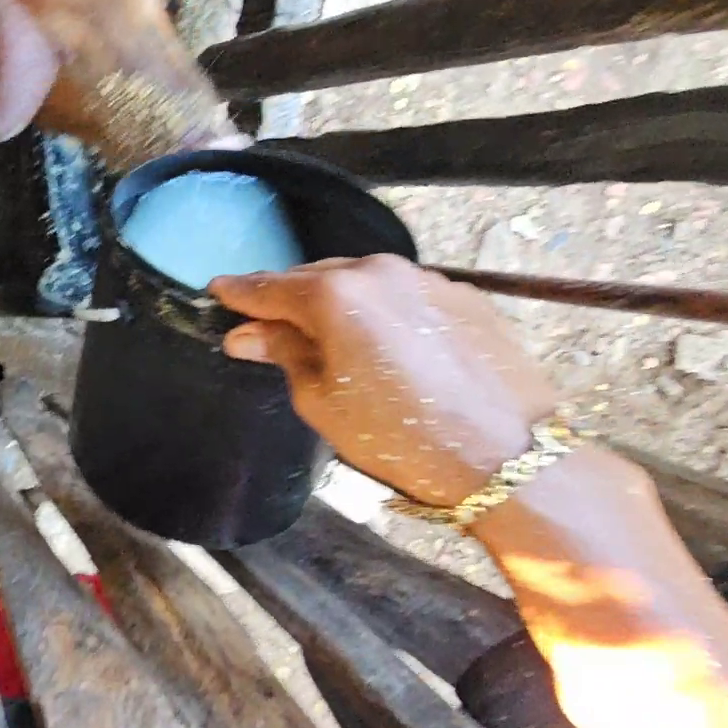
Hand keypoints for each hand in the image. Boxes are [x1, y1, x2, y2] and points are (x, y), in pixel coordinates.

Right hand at [208, 254, 558, 507]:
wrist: (511, 456)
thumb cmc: (397, 435)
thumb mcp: (321, 401)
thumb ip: (282, 354)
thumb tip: (245, 335)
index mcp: (333, 295)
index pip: (267, 288)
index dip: (237, 292)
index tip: (216, 291)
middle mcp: (376, 271)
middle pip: (313, 277)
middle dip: (287, 299)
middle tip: (268, 324)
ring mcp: (424, 278)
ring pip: (359, 280)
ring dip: (335, 301)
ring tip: (327, 333)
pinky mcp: (462, 294)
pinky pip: (400, 292)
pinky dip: (378, 308)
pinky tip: (382, 341)